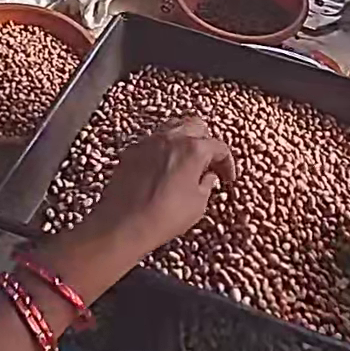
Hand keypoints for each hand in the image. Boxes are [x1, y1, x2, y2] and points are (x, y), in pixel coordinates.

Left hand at [76, 117, 235, 261]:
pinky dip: (163, 149)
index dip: (227, 163)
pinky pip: (153, 142)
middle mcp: (171, 138)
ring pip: (173, 128)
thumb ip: (207, 185)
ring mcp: (149, 142)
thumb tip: (208, 177)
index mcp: (193, 149)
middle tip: (208, 163)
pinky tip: (164, 168)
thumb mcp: (197, 205)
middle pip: (196, 125)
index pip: (219, 146)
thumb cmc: (163, 216)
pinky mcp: (132, 151)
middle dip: (206, 142)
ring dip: (184, 140)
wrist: (122, 224)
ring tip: (187, 162)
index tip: (227, 177)